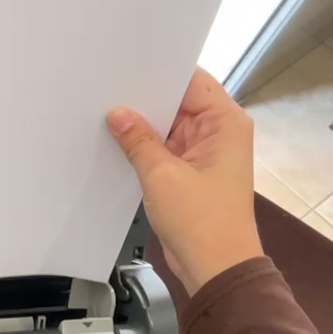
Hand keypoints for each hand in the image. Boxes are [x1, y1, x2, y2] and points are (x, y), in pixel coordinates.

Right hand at [107, 69, 263, 295]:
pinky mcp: (192, 174)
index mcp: (225, 122)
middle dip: (146, 102)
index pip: (192, 81)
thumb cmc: (201, 220)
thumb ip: (137, 140)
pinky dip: (146, 150)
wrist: (215, 265)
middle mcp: (219, 132)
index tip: (128, 69)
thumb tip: (118, 114)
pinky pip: (166, 151)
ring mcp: (205, 154)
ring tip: (107, 117)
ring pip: (169, 129)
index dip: (161, 74)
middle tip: (109, 93)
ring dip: (144, 128)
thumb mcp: (161, 175)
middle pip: (179, 104)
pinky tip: (119, 146)